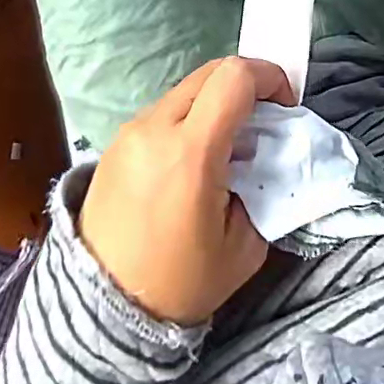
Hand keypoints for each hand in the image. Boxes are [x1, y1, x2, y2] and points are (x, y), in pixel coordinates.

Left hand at [77, 57, 296, 325]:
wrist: (99, 313)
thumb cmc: (179, 284)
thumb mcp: (244, 245)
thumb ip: (262, 188)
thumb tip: (262, 156)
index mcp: (190, 153)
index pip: (236, 77)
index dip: (270, 77)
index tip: (284, 106)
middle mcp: (155, 129)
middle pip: (212, 70)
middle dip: (248, 84)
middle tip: (263, 121)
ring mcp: (131, 131)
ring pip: (188, 88)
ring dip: (217, 102)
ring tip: (228, 147)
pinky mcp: (116, 142)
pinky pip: (165, 110)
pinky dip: (190, 118)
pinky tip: (194, 160)